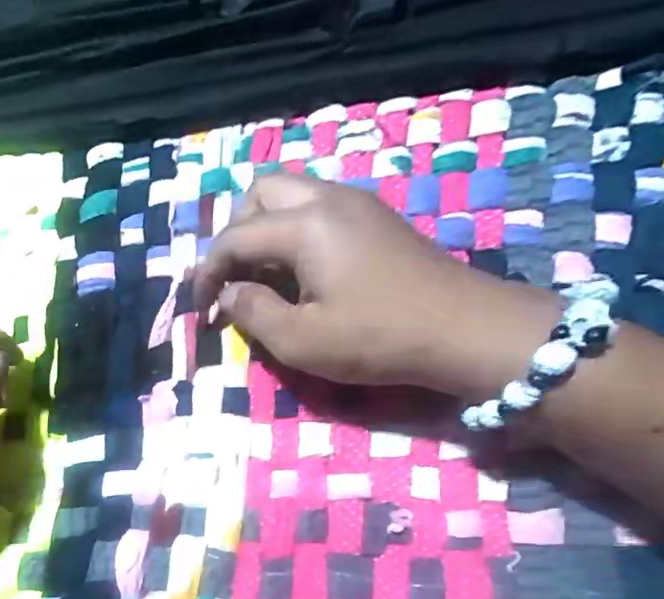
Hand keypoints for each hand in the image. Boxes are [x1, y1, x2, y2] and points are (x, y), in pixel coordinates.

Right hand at [192, 172, 556, 397]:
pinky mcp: (374, 218)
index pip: (235, 237)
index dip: (208, 273)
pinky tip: (298, 273)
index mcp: (305, 226)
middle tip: (233, 279)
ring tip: (261, 278)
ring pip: (290, 195)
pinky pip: (316, 208)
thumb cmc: (375, 338)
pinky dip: (292, 231)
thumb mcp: (299, 340)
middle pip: (260, 192)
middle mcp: (328, 199)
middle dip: (234, 233)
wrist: (461, 328)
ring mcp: (356, 204)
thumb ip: (252, 313)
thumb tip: (228, 294)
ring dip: (264, 229)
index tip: (202, 310)